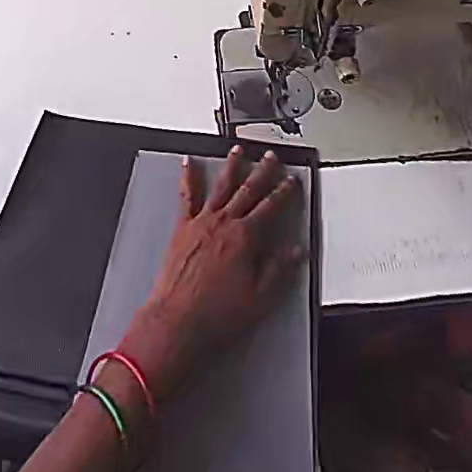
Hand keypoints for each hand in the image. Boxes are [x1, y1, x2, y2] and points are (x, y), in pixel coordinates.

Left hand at [117, 146, 304, 402]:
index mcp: (246, 237)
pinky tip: (188, 163)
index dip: (284, 192)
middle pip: (249, 189)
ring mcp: (202, 222)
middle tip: (270, 157)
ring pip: (222, 186)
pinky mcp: (183, 227)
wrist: (177, 321)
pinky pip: (187, 196)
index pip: (271, 207)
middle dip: (262, 171)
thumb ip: (278, 269)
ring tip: (237, 150)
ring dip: (232, 166)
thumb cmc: (215, 313)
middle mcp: (225, 223)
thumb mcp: (259, 297)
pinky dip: (188, 177)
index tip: (291, 181)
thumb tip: (294, 251)